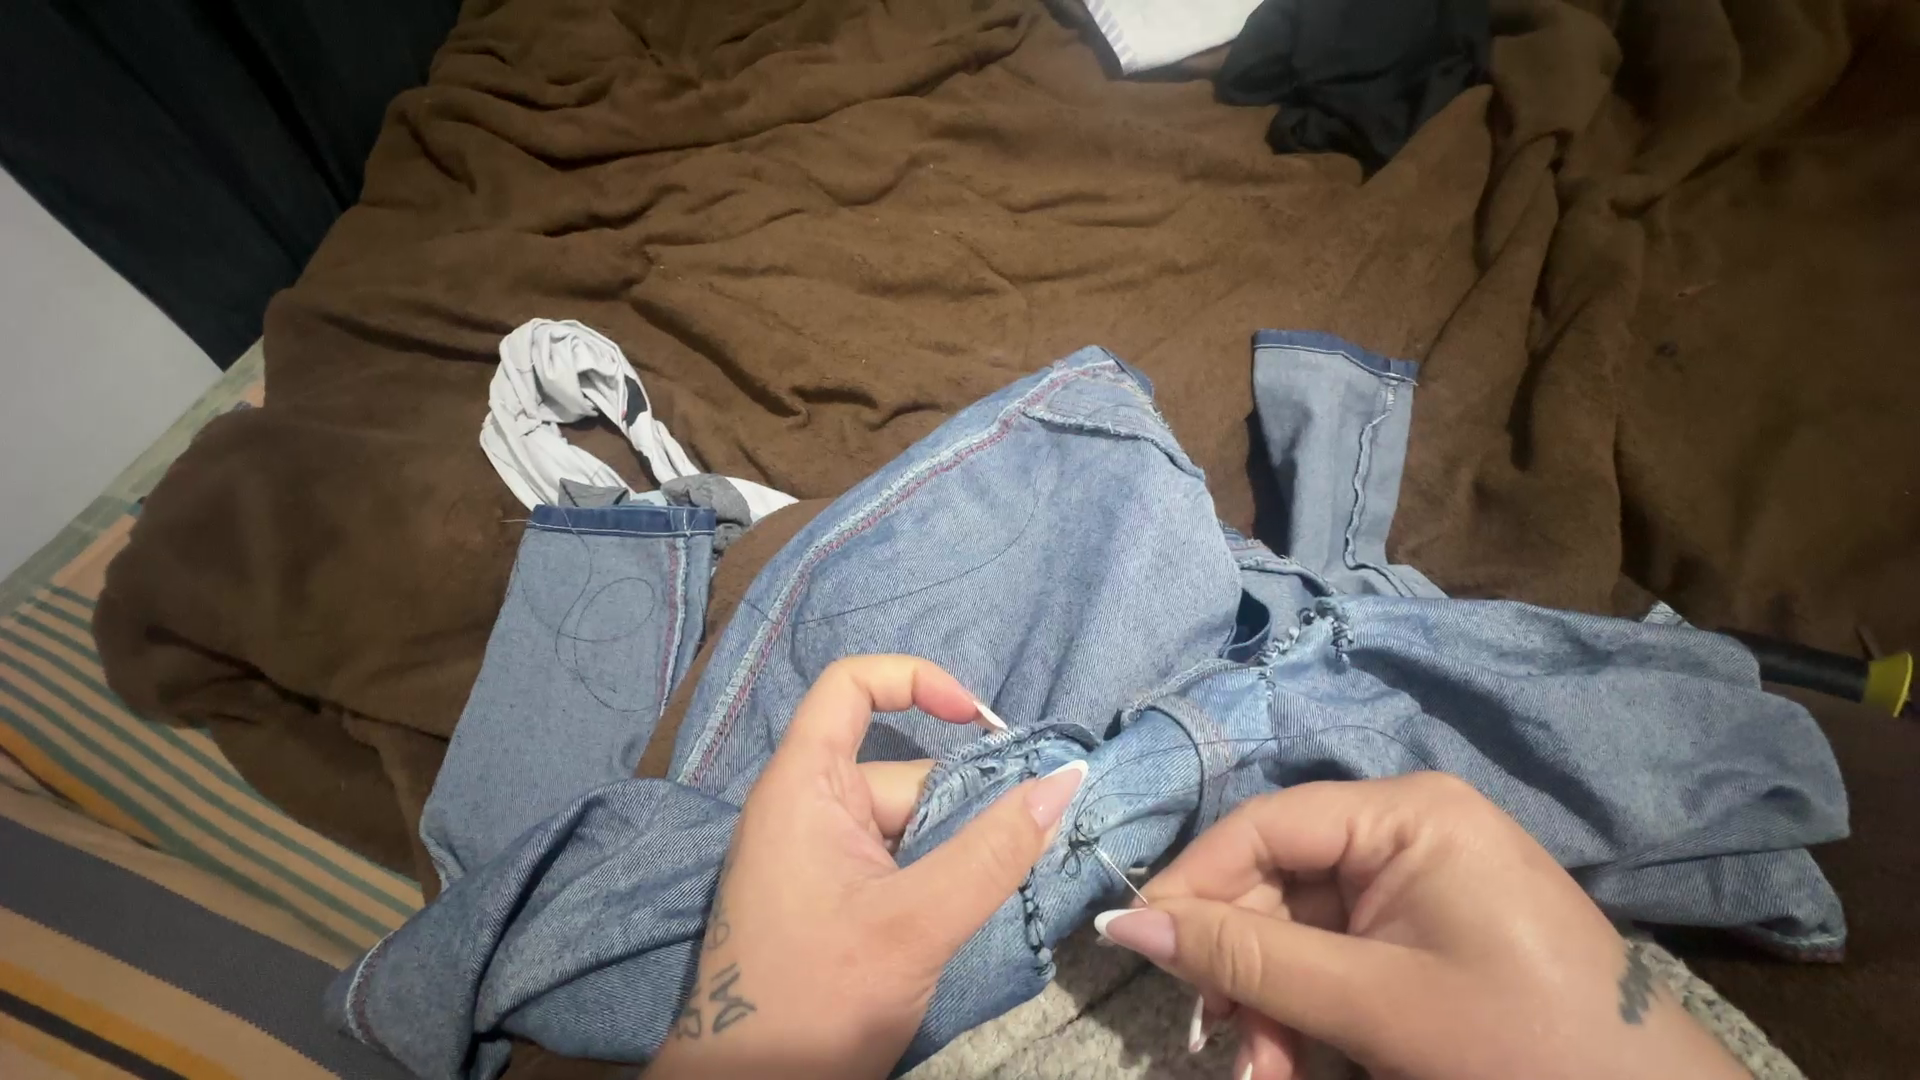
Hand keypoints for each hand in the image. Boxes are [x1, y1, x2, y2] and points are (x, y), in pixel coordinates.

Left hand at [647, 656, 1086, 1079]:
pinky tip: (965, 908)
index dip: (914, 680)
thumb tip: (1066, 781)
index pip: (850, 685)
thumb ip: (995, 851)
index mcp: (804, 784)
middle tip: (1022, 847)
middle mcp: (809, 804)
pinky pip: (898, 857)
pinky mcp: (833, 889)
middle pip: (902, 769)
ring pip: (909, 822)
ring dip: (957, 850)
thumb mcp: (917, 923)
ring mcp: (821, 851)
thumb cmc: (816, 1002)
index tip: (977, 719)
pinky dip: (937, 873)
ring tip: (993, 892)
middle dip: (964, 806)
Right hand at [1093, 773, 1748, 1079]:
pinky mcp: (1421, 926)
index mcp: (1405, 810)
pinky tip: (1295, 1059)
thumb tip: (1124, 922)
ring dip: (1270, 998)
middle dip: (1243, 962)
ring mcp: (1414, 876)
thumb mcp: (1374, 1004)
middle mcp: (1403, 826)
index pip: (1266, 825)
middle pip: (1279, 880)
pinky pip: (1335, 953)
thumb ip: (1247, 958)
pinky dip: (1307, 1007)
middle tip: (1215, 1035)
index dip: (1196, 878)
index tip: (1138, 935)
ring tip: (1264, 1070)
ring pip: (1300, 925)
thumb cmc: (1529, 1054)